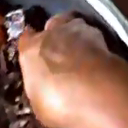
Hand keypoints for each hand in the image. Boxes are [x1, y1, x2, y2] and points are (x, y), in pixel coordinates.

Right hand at [17, 13, 120, 127]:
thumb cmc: (59, 102)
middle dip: (55, 33)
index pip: (27, 39)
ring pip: (74, 25)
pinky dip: (93, 46)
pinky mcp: (101, 36)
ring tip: (80, 54)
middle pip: (52, 24)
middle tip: (59, 52)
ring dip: (75, 36)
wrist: (96, 91)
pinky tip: (95, 59)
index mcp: (31, 48)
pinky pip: (93, 36)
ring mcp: (78, 30)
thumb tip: (44, 82)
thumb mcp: (39, 102)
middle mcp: (53, 32)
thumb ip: (40, 84)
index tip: (35, 54)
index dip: (31, 45)